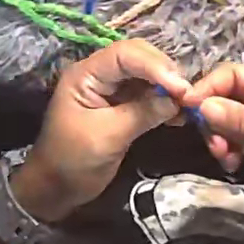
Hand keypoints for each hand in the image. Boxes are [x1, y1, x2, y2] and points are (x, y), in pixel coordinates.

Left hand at [11, 40, 190, 221]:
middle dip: (164, 72)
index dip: (155, 65)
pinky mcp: (120, 104)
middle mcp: (98, 73)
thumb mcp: (107, 137)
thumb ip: (141, 114)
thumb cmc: (73, 160)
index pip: (125, 54)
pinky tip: (178, 115)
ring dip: (168, 86)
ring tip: (187, 105)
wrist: (54, 189)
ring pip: (145, 74)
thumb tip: (176, 100)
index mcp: (86, 74)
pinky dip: (164, 100)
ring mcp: (110, 88)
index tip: (180, 87)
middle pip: (138, 57)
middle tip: (188, 95)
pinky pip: (146, 93)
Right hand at [183, 63, 243, 243]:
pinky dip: (237, 147)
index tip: (186, 116)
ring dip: (224, 134)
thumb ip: (243, 124)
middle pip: (232, 93)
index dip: (206, 89)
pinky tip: (237, 165)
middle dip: (215, 116)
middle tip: (215, 150)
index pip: (233, 74)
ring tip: (227, 161)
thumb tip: (202, 104)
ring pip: (236, 115)